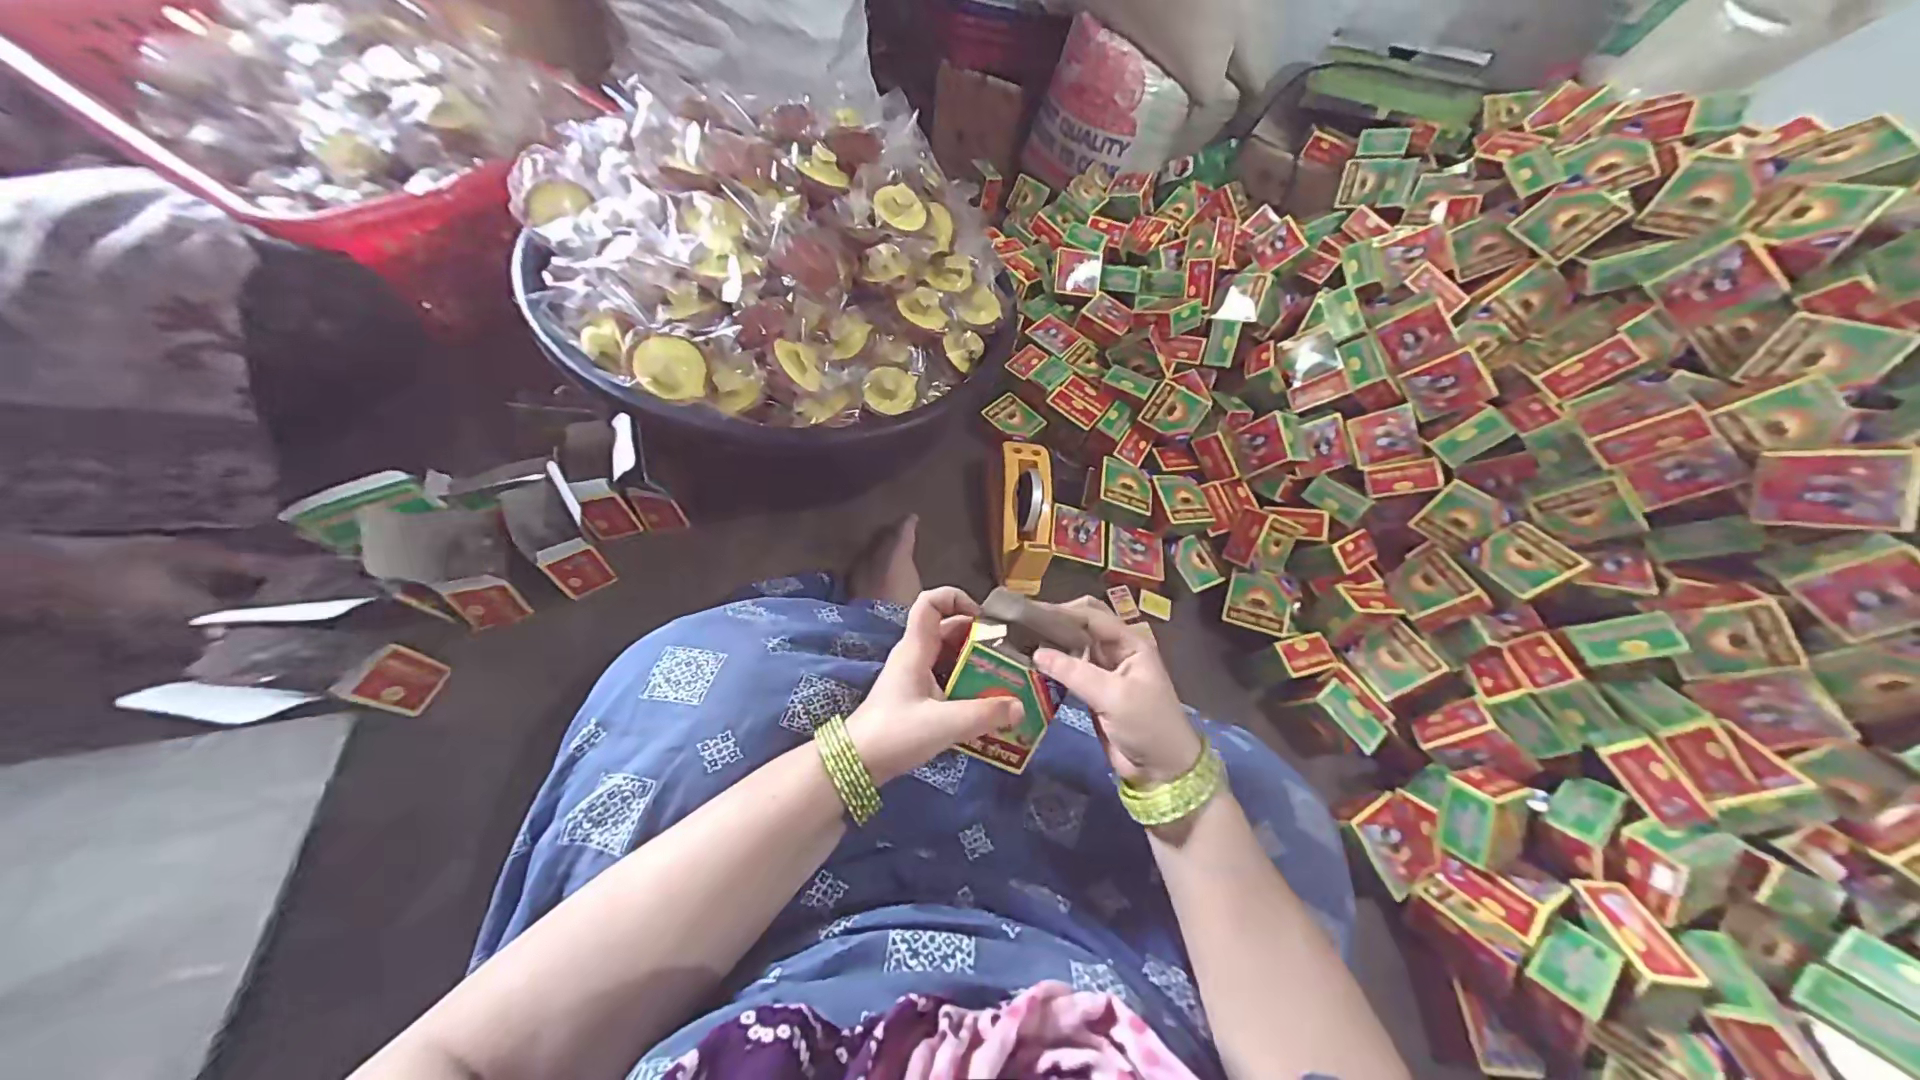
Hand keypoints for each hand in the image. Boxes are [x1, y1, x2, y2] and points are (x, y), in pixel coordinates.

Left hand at [843, 587, 1023, 784]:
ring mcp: (914, 676)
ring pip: (949, 655)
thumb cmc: (894, 734)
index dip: (957, 599)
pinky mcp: (916, 696)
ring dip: (976, 663)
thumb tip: (1019, 706)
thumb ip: (984, 715)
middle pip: (948, 628)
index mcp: (915, 649)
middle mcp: (915, 655)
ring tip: (1004, 679)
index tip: (986, 620)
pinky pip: (946, 677)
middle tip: (1007, 655)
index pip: (931, 602)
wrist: (855, 763)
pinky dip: (966, 683)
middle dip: (979, 637)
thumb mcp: (943, 724)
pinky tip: (985, 704)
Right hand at [1032, 597, 1202, 785]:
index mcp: (1130, 643)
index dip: (1062, 611)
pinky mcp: (1094, 692)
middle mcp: (1116, 651)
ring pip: (1074, 648)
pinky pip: (1070, 671)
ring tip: (1019, 641)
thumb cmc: (1147, 725)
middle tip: (1022, 625)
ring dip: (1052, 644)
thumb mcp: (1113, 696)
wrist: (1162, 770)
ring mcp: (1104, 672)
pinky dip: (1053, 666)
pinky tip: (1031, 666)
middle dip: (1056, 622)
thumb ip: (1074, 672)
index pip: (1092, 615)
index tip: (1029, 612)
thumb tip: (1037, 653)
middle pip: (1082, 626)